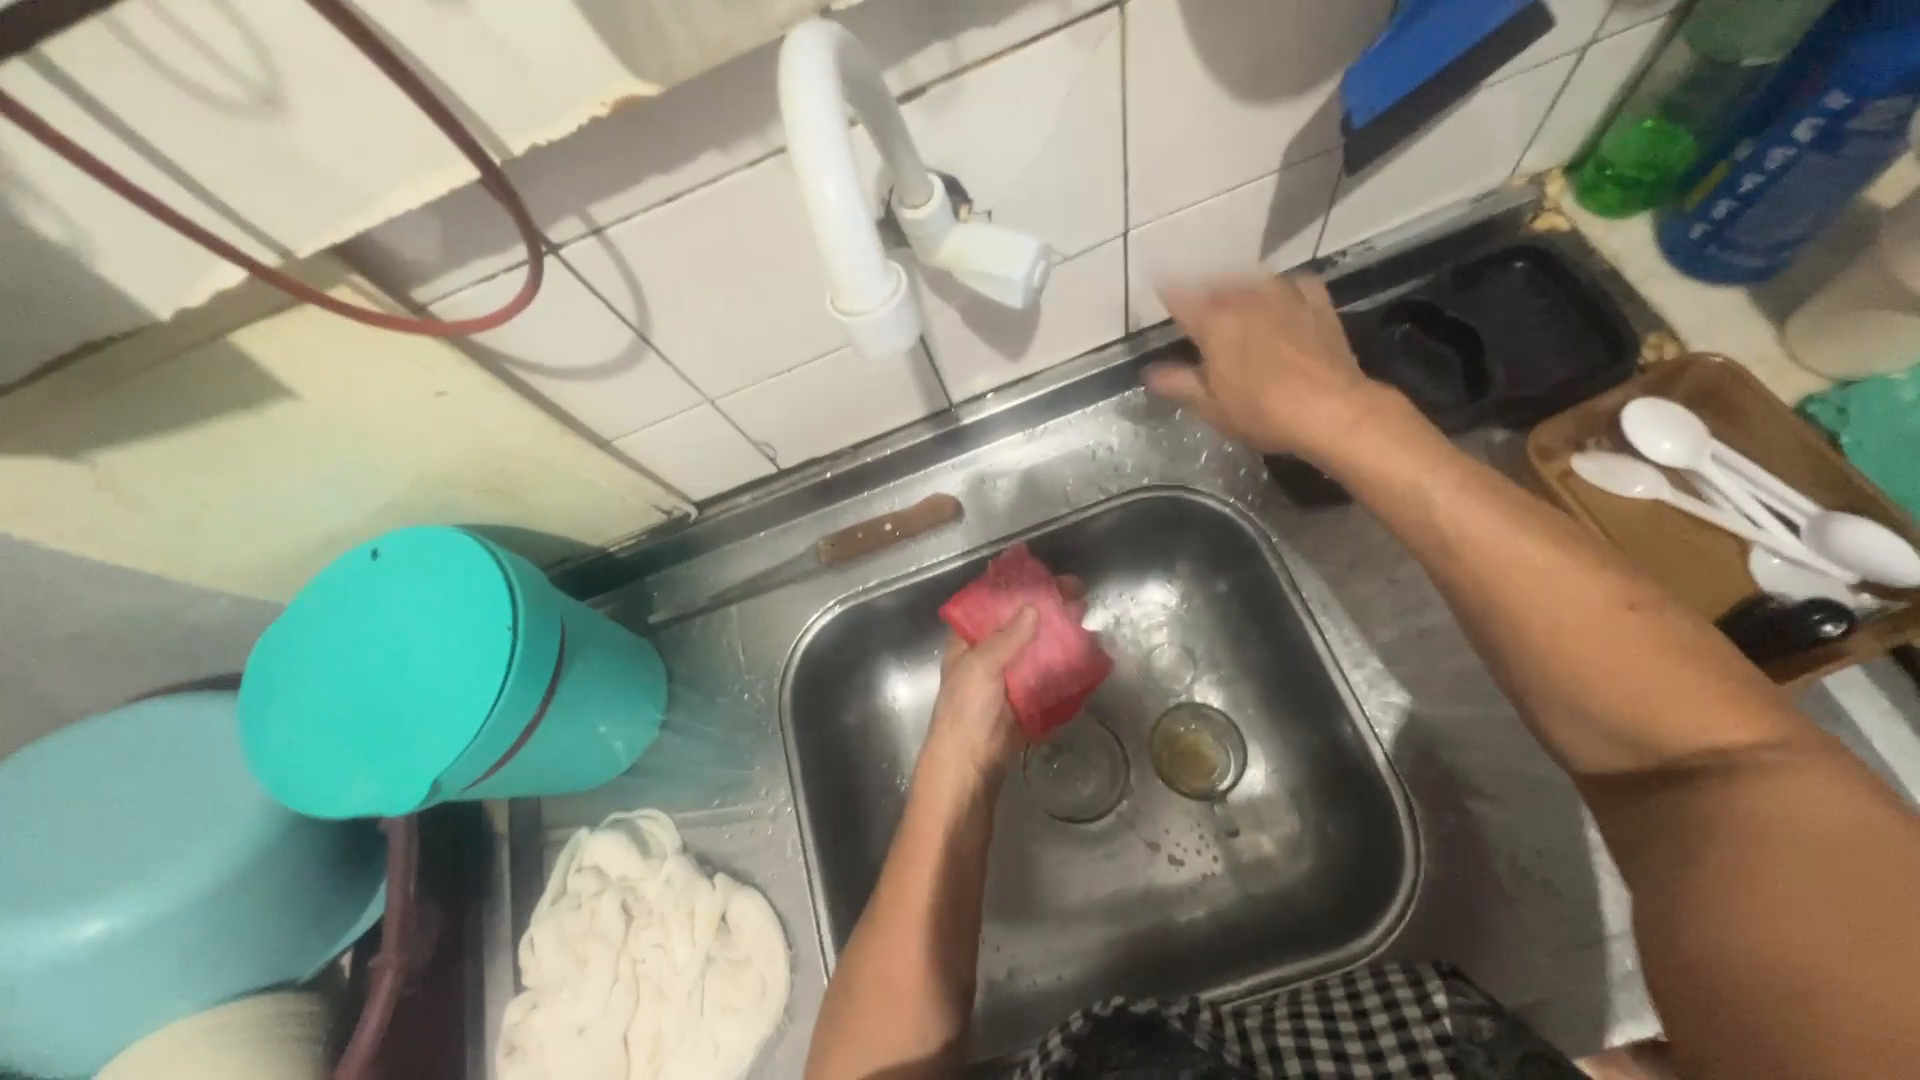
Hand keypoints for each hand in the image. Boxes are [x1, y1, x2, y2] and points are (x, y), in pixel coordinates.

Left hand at [919, 577, 1086, 793]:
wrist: (969, 767)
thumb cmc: (967, 711)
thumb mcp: (982, 666)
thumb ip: (1007, 637)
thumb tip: (1033, 607)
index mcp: (967, 641)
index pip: (990, 603)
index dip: (1016, 587)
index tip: (1046, 576)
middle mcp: (986, 655)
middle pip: (1019, 623)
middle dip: (1047, 608)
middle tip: (1078, 595)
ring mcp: (1007, 679)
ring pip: (1036, 648)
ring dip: (1059, 634)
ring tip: (1085, 620)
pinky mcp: (1024, 701)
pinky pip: (1047, 677)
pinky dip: (1064, 665)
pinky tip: (1086, 655)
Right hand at [1143, 274, 1388, 459]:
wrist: (1331, 410)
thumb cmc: (1263, 412)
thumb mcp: (1211, 407)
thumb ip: (1178, 384)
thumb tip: (1149, 372)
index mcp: (1214, 324)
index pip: (1180, 297)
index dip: (1166, 289)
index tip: (1158, 283)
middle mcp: (1246, 300)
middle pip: (1216, 283)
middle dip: (1202, 287)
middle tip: (1194, 296)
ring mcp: (1284, 297)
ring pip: (1253, 279)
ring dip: (1239, 283)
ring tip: (1233, 292)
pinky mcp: (1316, 303)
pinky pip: (1295, 284)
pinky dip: (1283, 288)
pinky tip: (1282, 298)